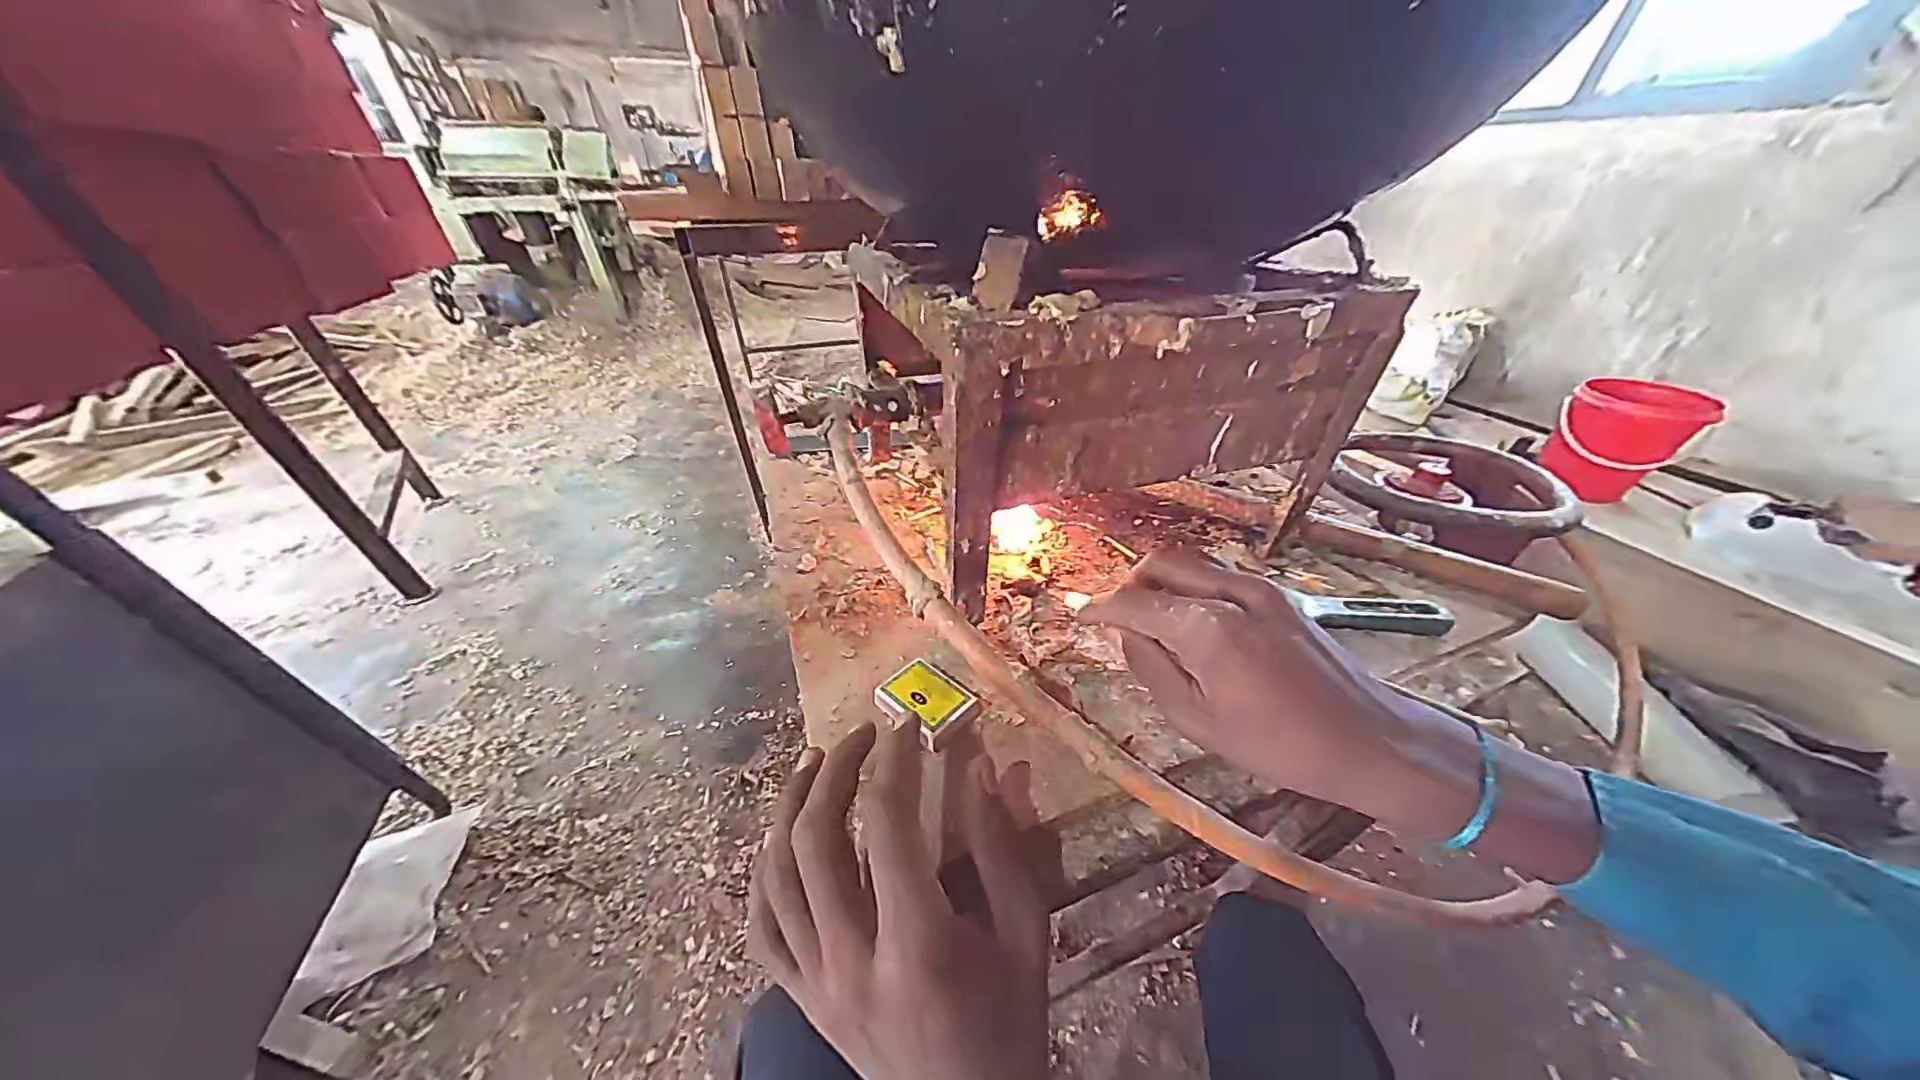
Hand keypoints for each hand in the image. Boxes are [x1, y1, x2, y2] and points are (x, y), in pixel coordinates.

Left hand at [748, 721, 1050, 1079]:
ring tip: (814, 761)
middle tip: (862, 734)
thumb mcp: (1025, 934)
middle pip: (815, 840)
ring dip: (789, 806)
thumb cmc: (1005, 1023)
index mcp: (916, 946)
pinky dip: (763, 872)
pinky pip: (761, 926)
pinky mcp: (800, 999)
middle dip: (837, 770)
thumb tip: (982, 766)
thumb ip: (1005, 849)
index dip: (894, 762)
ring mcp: (814, 985)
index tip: (906, 724)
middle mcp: (851, 962)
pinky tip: (781, 835)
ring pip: (775, 876)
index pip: (887, 827)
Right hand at [1080, 549, 1601, 883]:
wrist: (1373, 740)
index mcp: (1207, 627)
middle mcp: (1231, 591)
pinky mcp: (1279, 595)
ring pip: (1191, 563)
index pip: (1135, 602)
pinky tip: (1190, 623)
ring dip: (1160, 582)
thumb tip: (1128, 635)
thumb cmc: (1280, 744)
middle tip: (1116, 617)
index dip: (1101, 609)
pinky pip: (1217, 575)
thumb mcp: (1198, 720)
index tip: (1079, 614)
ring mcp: (1260, 588)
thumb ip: (1152, 668)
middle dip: (1129, 584)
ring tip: (1149, 620)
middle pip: (1161, 562)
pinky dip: (1189, 587)